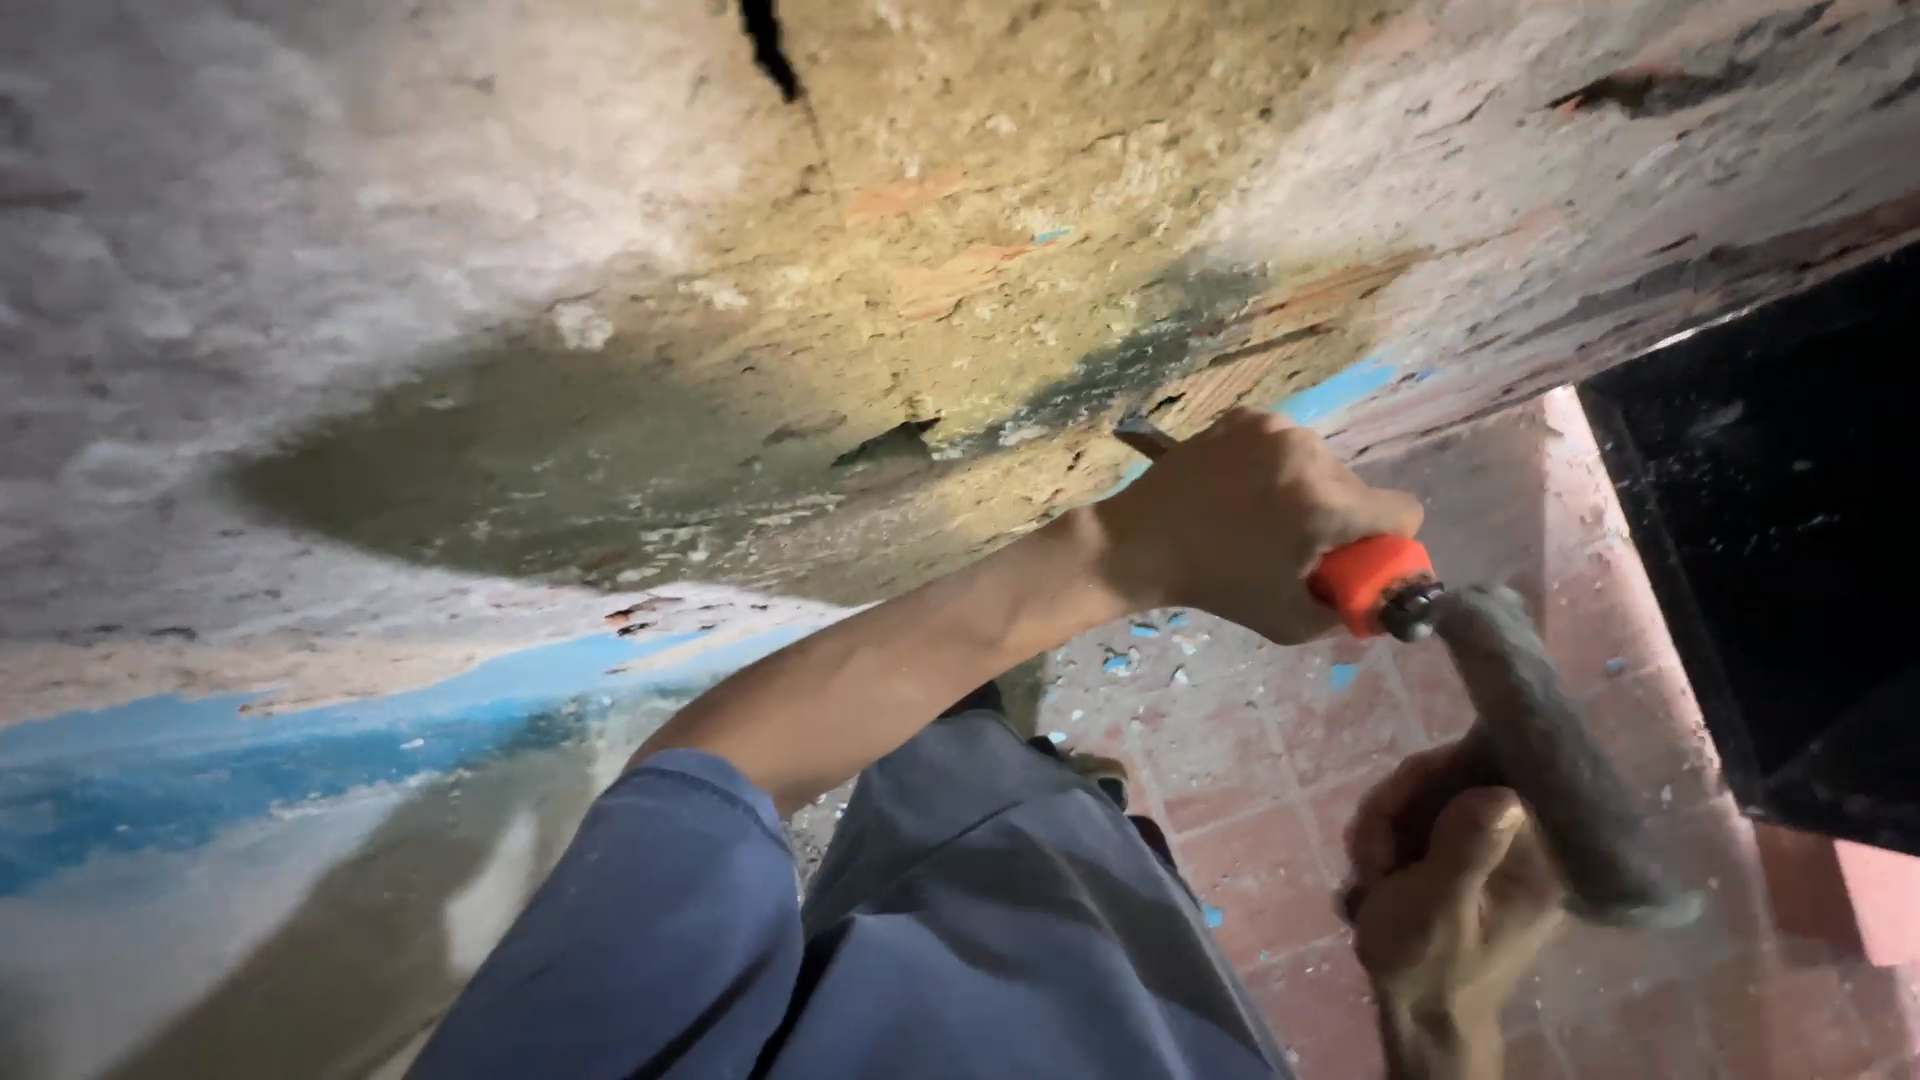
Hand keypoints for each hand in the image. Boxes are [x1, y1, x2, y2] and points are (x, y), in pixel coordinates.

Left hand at [1091, 408, 1423, 642]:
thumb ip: (1347, 612)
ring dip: (1306, 489)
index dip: (1384, 541)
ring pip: (1322, 463)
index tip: (1349, 555)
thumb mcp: (1290, 621)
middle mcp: (1308, 453)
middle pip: (1358, 488)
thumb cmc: (1215, 585)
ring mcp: (1273, 427)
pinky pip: (1285, 443)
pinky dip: (1275, 466)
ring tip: (1258, 514)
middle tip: (1292, 541)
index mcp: (1326, 503)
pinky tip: (1240, 488)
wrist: (1138, 542)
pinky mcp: (1245, 416)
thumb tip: (1377, 598)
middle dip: (1339, 517)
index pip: (1402, 511)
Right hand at [1347, 747, 1564, 1033]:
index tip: (1383, 806)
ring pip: (1417, 809)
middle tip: (1366, 857)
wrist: (1416, 1021)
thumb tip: (1503, 791)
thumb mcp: (1440, 905)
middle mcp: (1513, 854)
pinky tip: (1370, 883)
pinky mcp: (1453, 869)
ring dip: (1376, 836)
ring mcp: (1481, 861)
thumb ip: (1468, 847)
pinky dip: (1379, 850)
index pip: (1484, 782)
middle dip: (1389, 816)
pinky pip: (1409, 832)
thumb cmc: (1428, 965)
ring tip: (1366, 878)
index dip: (1428, 779)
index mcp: (1531, 863)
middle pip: (1443, 790)